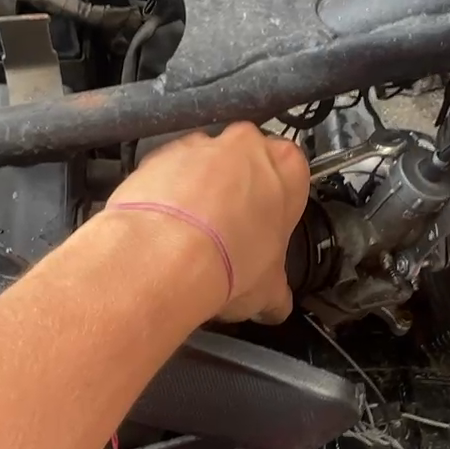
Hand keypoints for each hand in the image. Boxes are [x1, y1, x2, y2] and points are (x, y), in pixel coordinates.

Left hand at [105, 122, 308, 322]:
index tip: (266, 232)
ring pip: (204, 167)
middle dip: (238, 197)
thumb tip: (273, 301)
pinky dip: (166, 197)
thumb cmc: (225, 259)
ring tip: (194, 240)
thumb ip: (276, 288)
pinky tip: (167, 233)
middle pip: (246, 166)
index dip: (276, 210)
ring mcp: (198, 147)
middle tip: (230, 237)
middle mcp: (244, 147)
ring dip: (200, 195)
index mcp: (287, 167)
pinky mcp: (157, 157)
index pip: (292, 179)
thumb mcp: (270, 289)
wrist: (164, 256)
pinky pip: (167, 175)